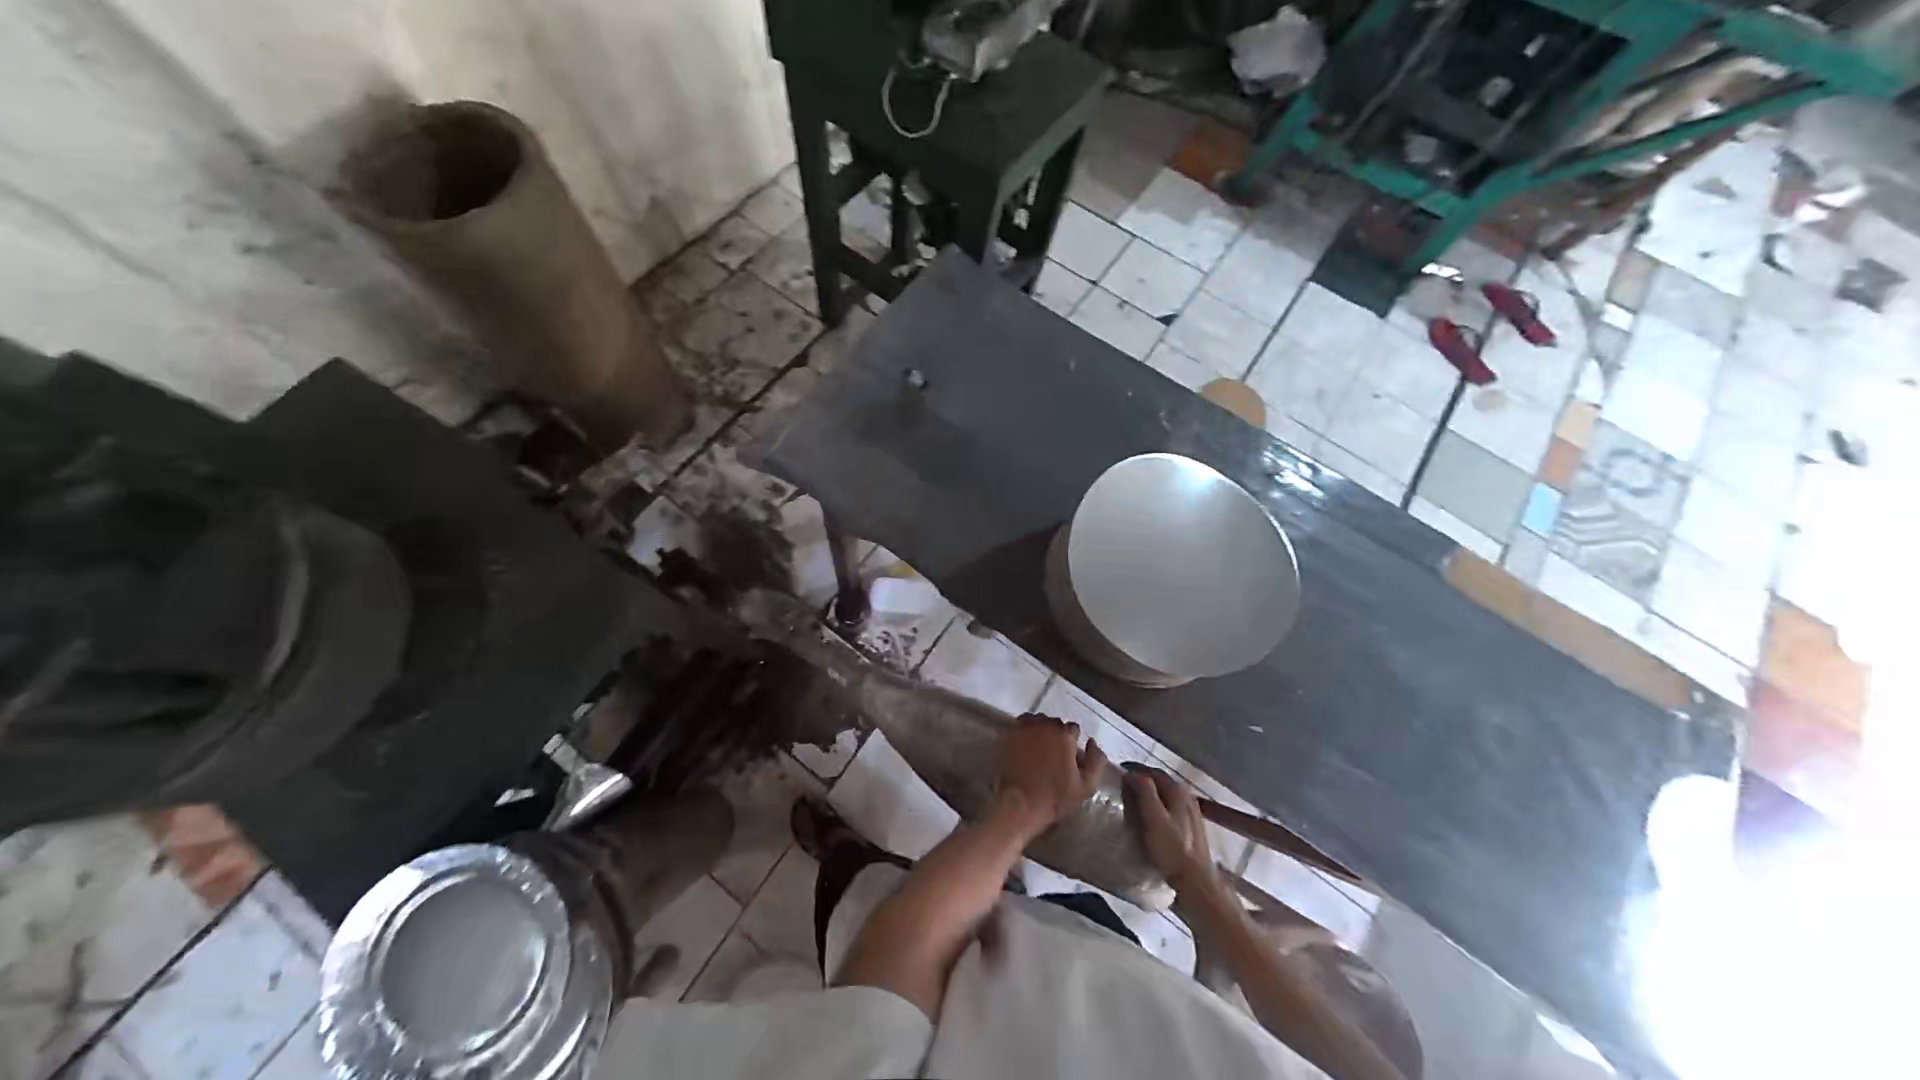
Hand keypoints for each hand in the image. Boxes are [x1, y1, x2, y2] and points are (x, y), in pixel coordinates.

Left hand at [995, 714, 1105, 838]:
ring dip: (1041, 729)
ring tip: (1040, 746)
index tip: (1069, 755)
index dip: (1073, 742)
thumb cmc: (1056, 797)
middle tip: (1055, 753)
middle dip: (1057, 735)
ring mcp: (1025, 729)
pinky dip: (1025, 729)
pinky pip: (1020, 724)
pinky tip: (1026, 743)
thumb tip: (1092, 742)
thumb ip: (1096, 760)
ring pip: (1037, 720)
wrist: (1021, 804)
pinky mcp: (1009, 735)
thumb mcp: (1086, 785)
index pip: (1073, 729)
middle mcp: (1044, 726)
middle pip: (1055, 723)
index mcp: (1064, 736)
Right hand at [1126, 766, 1214, 892]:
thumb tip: (1132, 773)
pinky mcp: (1191, 828)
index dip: (1133, 770)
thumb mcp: (1153, 819)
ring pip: (1165, 796)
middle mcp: (1187, 796)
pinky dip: (1157, 808)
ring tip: (1132, 804)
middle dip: (1141, 782)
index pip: (1152, 771)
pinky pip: (1170, 809)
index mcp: (1178, 790)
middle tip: (1122, 789)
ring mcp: (1191, 812)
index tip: (1117, 775)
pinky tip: (1150, 820)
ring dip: (1149, 796)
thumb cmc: (1171, 850)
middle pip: (1160, 782)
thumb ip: (1144, 792)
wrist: (1196, 881)